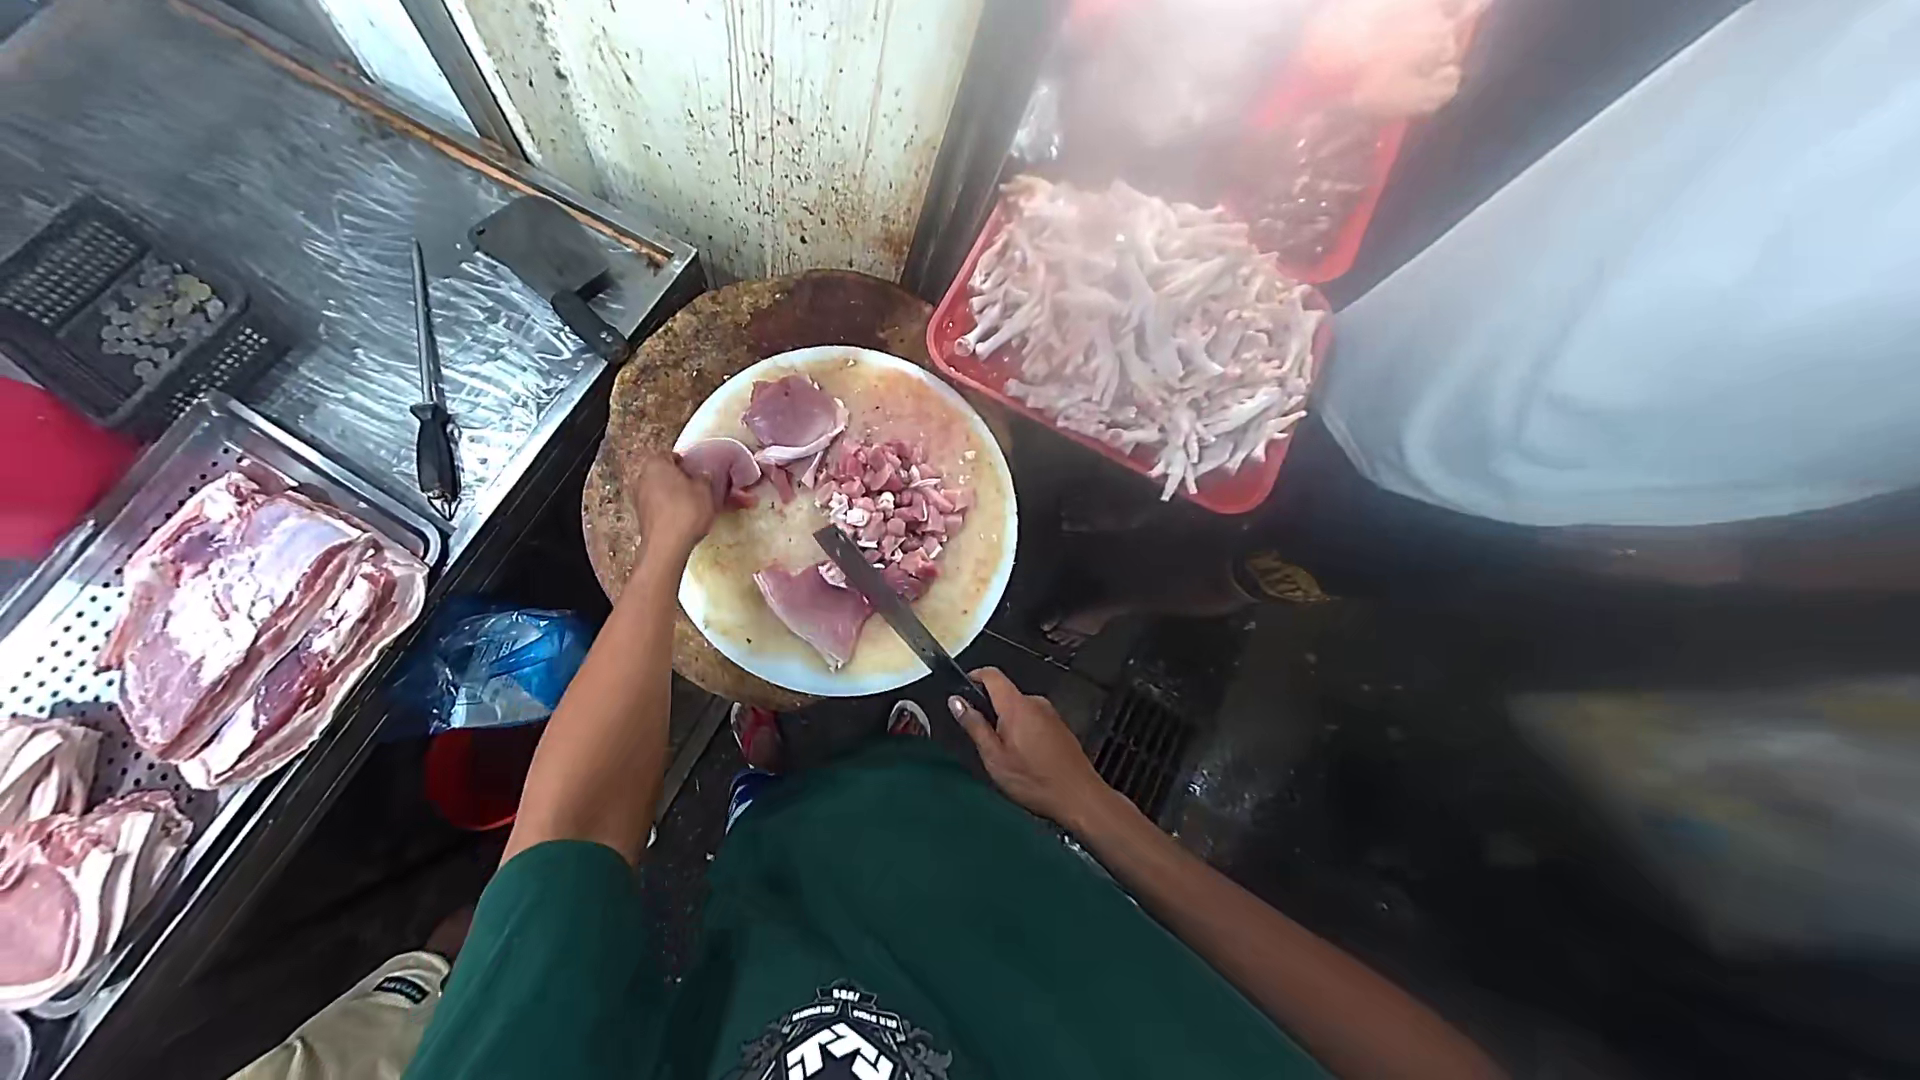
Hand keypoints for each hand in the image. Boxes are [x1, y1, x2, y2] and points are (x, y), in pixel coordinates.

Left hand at [625, 449, 717, 561]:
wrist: (668, 545)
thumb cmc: (686, 511)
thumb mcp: (705, 490)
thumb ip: (704, 478)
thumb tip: (702, 475)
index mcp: (655, 464)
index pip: (670, 455)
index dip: (686, 463)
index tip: (697, 471)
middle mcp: (642, 478)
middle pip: (664, 473)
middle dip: (679, 479)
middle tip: (698, 486)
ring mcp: (639, 498)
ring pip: (661, 490)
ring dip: (674, 495)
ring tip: (694, 504)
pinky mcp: (642, 517)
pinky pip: (659, 506)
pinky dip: (670, 508)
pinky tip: (684, 517)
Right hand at [949, 667, 1115, 830]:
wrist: (1078, 797)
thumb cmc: (1034, 780)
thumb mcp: (994, 756)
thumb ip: (974, 725)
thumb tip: (956, 701)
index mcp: (1016, 705)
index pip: (992, 674)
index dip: (974, 676)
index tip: (963, 690)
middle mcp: (1035, 703)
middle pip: (1005, 694)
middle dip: (990, 711)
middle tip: (983, 740)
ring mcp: (1050, 714)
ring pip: (1019, 710)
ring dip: (1008, 724)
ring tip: (1006, 755)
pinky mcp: (1059, 727)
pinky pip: (1034, 720)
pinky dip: (1024, 732)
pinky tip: (1025, 759)